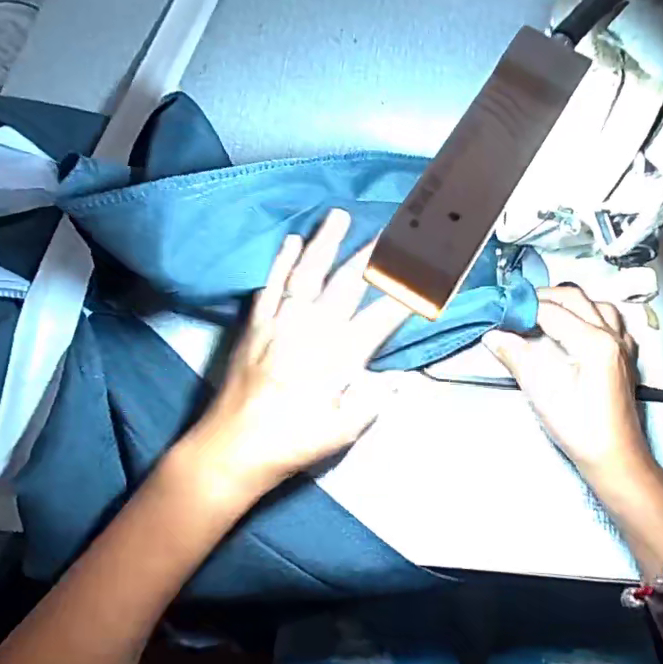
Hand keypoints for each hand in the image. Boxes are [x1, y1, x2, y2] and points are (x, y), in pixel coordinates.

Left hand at [168, 209, 411, 512]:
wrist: (233, 447)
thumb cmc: (290, 445)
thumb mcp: (341, 433)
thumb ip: (370, 401)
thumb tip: (396, 378)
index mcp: (338, 357)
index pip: (383, 314)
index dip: (409, 289)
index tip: (429, 267)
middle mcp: (311, 331)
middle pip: (348, 283)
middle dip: (374, 252)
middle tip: (392, 226)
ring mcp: (280, 324)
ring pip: (307, 274)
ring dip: (325, 243)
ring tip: (338, 216)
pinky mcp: (255, 326)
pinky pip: (270, 286)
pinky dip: (280, 262)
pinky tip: (290, 242)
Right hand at [483, 287, 662, 520]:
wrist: (615, 458)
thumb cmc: (580, 430)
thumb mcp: (540, 391)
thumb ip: (516, 356)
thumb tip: (494, 336)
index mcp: (592, 342)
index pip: (550, 311)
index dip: (522, 307)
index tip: (500, 310)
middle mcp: (611, 337)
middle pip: (574, 298)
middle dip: (543, 297)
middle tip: (517, 306)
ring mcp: (622, 347)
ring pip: (596, 304)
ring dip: (569, 302)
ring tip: (545, 311)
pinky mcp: (625, 358)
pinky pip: (612, 322)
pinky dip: (592, 315)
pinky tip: (579, 327)